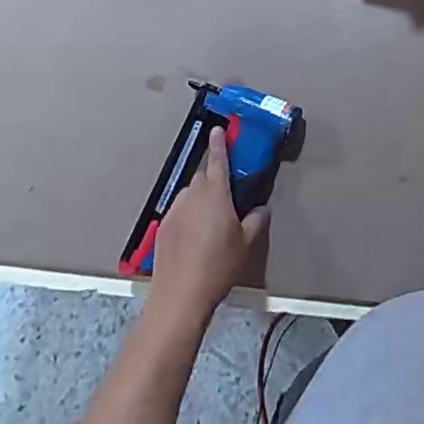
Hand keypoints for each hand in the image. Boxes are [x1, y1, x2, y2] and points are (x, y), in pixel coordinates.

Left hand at [149, 128, 269, 314]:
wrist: (180, 294)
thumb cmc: (218, 265)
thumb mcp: (247, 244)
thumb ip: (256, 220)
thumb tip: (261, 209)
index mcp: (215, 193)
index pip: (217, 159)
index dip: (219, 143)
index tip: (218, 130)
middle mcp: (192, 195)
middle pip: (203, 176)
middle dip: (213, 178)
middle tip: (226, 192)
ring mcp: (174, 210)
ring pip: (190, 195)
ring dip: (200, 199)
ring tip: (211, 222)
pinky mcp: (163, 227)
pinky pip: (180, 212)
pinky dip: (188, 216)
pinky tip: (195, 237)